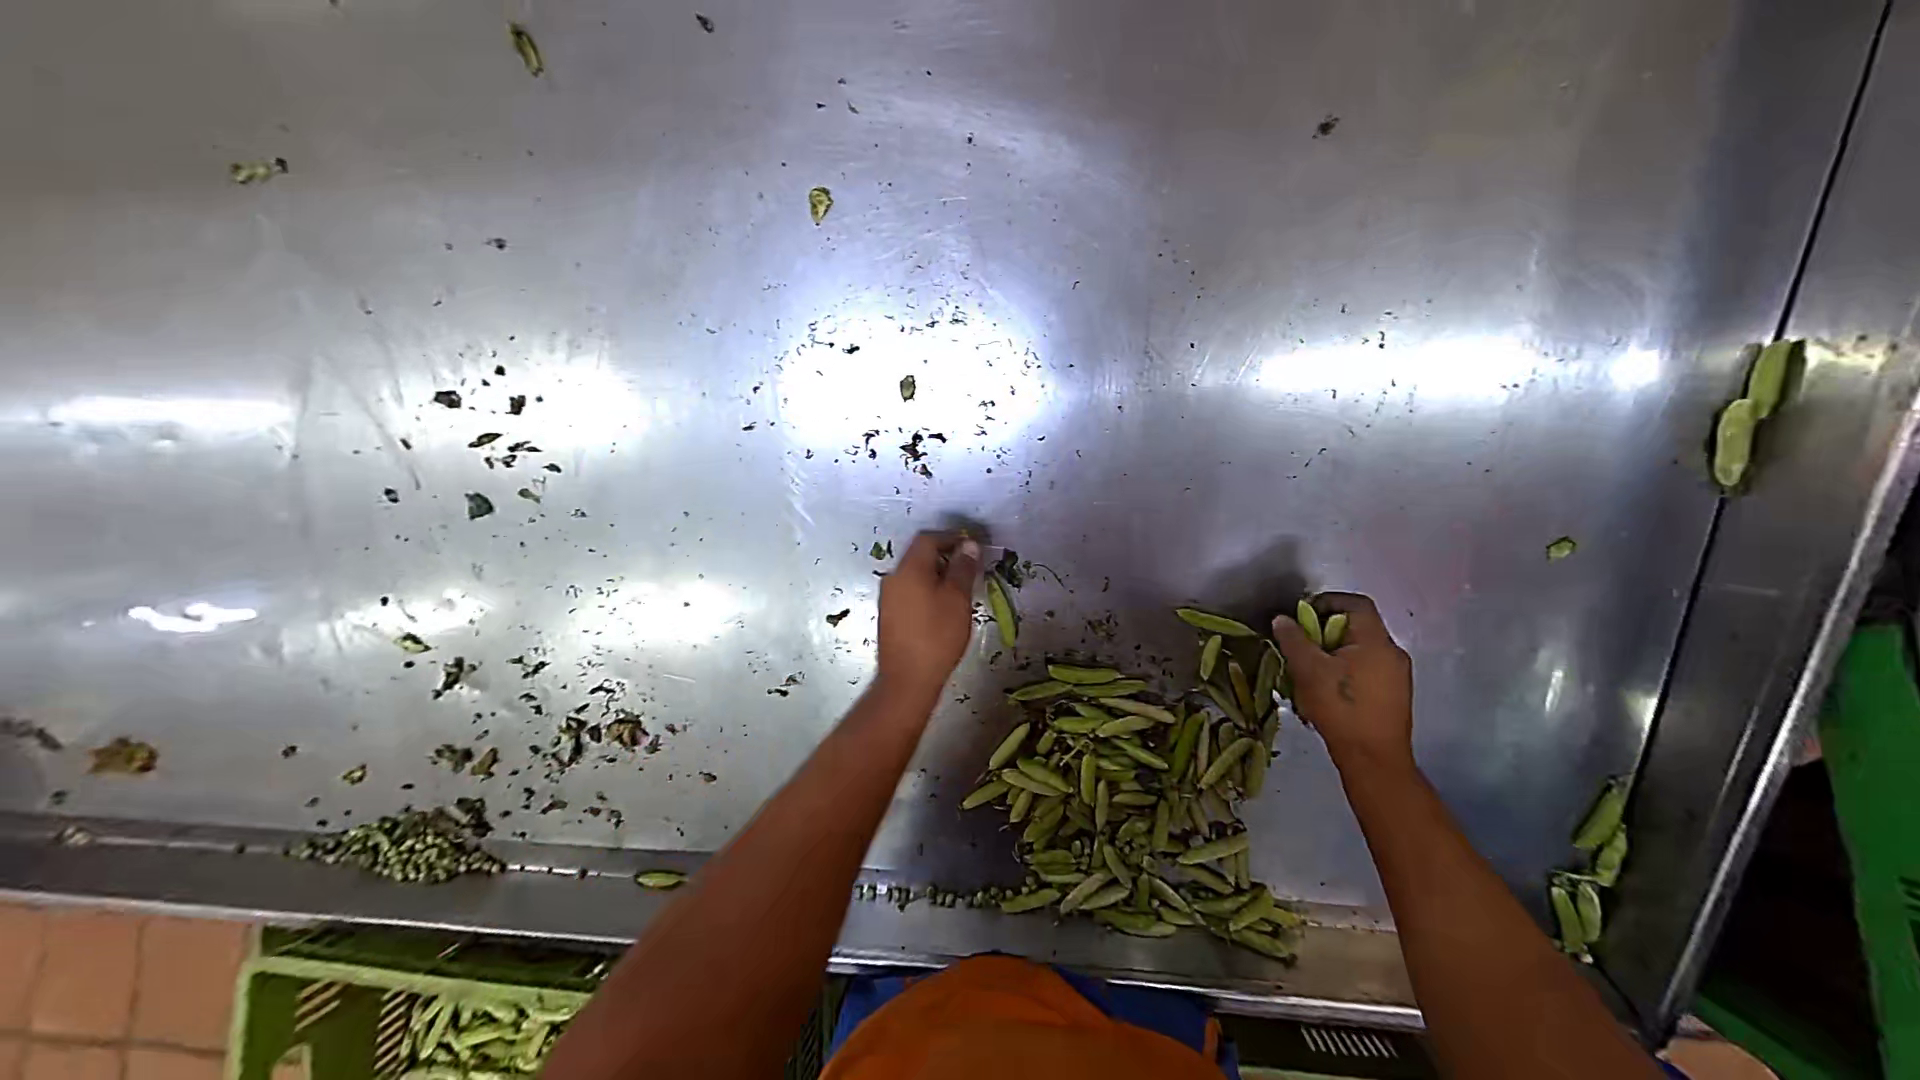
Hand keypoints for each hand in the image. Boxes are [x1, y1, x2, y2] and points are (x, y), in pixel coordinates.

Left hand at [877, 532, 981, 697]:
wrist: (908, 679)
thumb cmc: (937, 636)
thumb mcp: (958, 599)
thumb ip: (963, 568)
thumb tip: (969, 545)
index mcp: (909, 569)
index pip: (928, 539)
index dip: (951, 538)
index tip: (972, 547)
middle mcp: (893, 578)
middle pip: (919, 556)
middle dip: (945, 556)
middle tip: (970, 568)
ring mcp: (888, 598)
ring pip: (914, 575)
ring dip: (936, 575)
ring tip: (960, 589)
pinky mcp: (889, 616)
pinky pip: (909, 592)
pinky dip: (927, 590)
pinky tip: (943, 607)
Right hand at [1273, 592, 1414, 774]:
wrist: (1373, 759)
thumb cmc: (1340, 708)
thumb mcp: (1308, 670)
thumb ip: (1294, 640)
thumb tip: (1283, 619)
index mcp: (1376, 642)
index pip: (1356, 603)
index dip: (1327, 601)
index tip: (1302, 614)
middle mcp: (1393, 653)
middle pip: (1357, 626)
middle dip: (1325, 630)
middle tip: (1301, 645)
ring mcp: (1397, 675)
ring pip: (1360, 649)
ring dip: (1332, 652)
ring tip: (1309, 669)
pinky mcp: (1394, 695)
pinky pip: (1366, 668)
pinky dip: (1344, 668)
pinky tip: (1326, 689)